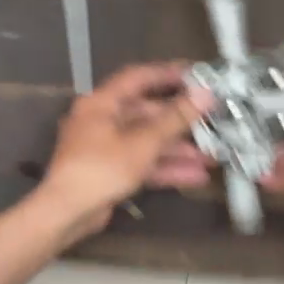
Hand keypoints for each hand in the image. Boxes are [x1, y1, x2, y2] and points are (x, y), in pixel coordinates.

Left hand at [39, 62, 210, 233]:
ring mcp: (102, 147)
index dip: (167, 73)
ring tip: (213, 155)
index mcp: (99, 104)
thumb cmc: (102, 168)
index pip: (136, 78)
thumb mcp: (143, 142)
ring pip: (145, 140)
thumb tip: (204, 94)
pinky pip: (140, 162)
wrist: (67, 210)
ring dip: (177, 149)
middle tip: (215, 122)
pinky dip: (164, 168)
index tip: (200, 74)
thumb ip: (175, 118)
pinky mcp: (107, 170)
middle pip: (144, 112)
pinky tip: (195, 176)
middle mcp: (98, 121)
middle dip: (180, 121)